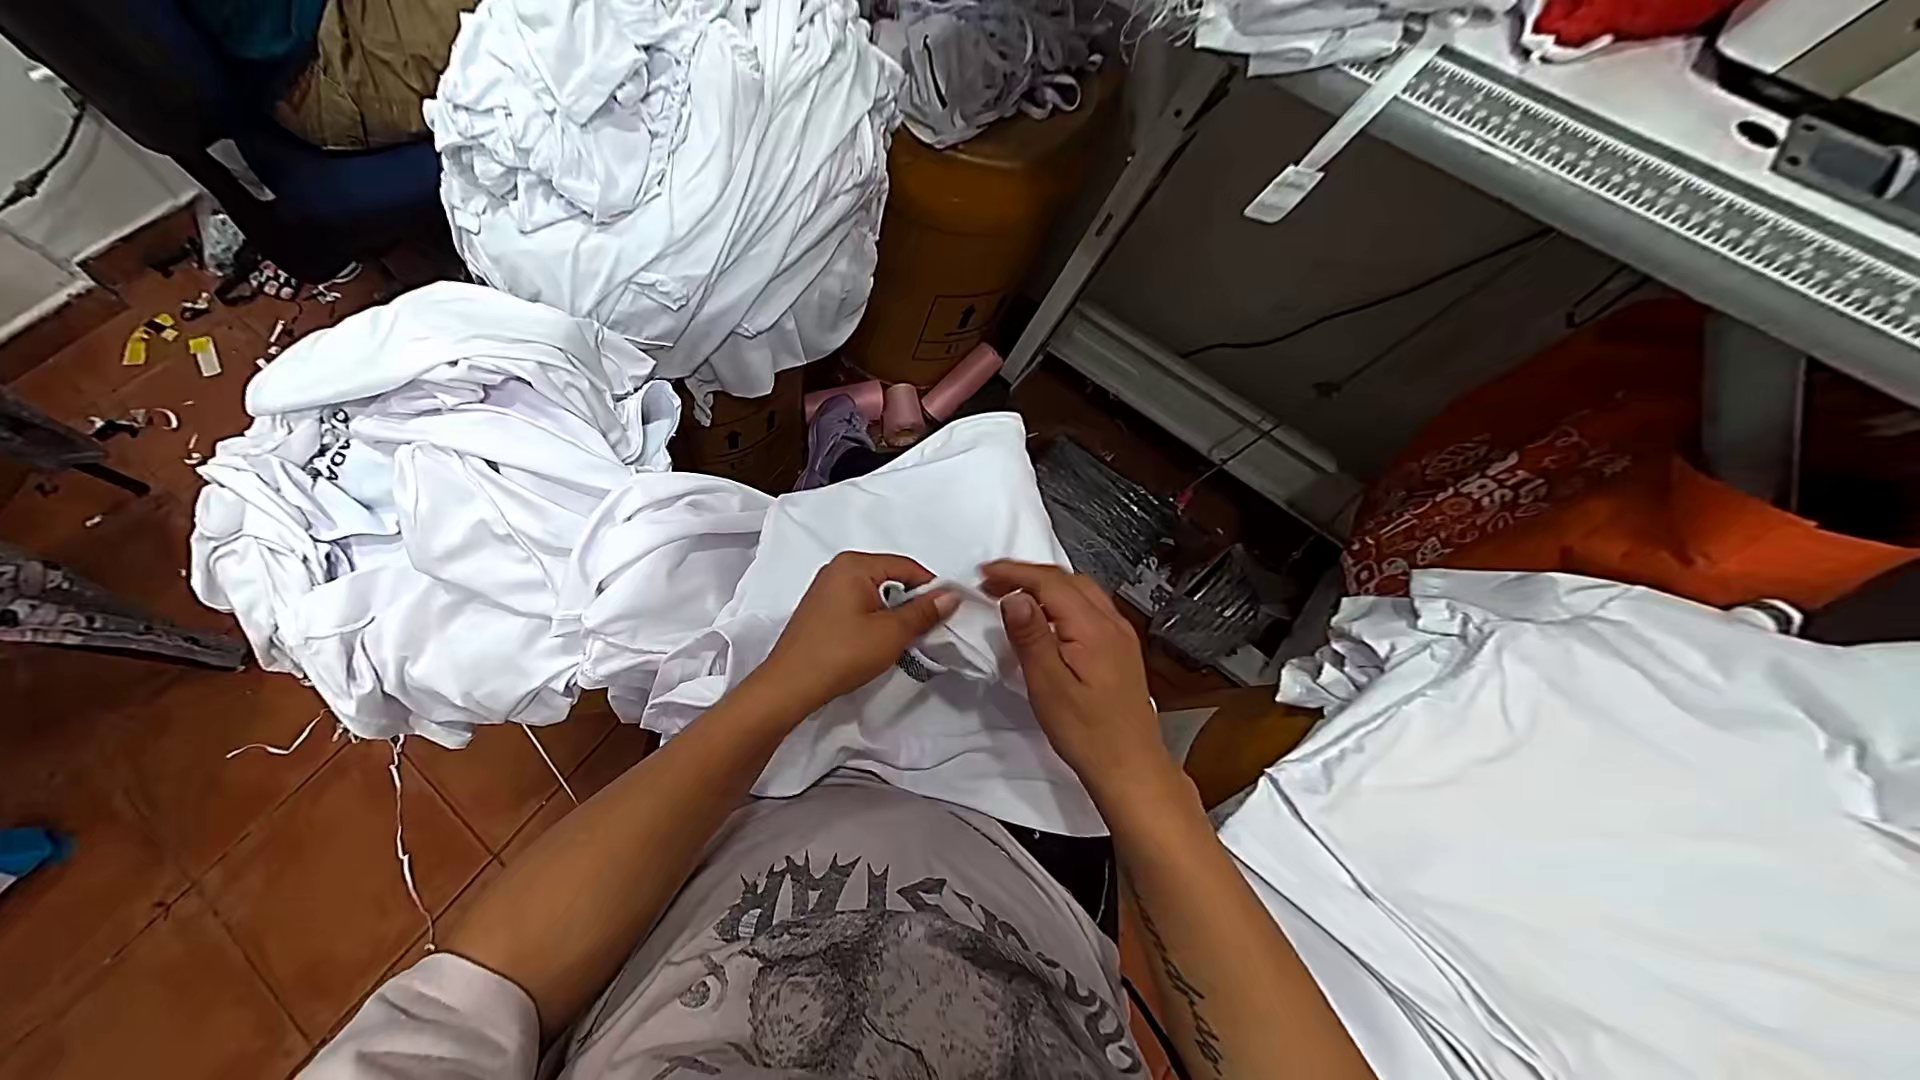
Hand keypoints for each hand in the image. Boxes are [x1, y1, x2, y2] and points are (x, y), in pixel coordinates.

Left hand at [756, 552, 958, 709]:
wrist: (790, 686)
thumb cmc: (842, 654)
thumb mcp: (892, 633)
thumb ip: (924, 611)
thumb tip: (950, 595)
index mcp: (853, 564)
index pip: (906, 567)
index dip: (931, 588)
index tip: (947, 611)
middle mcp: (837, 569)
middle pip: (890, 577)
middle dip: (910, 601)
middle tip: (926, 628)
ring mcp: (825, 589)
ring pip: (874, 593)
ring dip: (892, 613)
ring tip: (902, 639)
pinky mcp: (820, 610)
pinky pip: (857, 604)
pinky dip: (873, 618)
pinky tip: (877, 641)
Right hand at [981, 561, 1178, 799]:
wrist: (1131, 766)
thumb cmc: (1088, 733)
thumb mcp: (1049, 686)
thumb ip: (1031, 637)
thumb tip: (1014, 597)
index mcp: (1094, 628)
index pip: (1050, 582)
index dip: (1014, 573)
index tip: (984, 574)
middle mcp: (1112, 623)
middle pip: (1067, 579)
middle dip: (1027, 575)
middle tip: (992, 583)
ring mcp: (1120, 634)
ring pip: (1080, 590)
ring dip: (1045, 585)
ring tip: (1013, 595)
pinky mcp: (1120, 647)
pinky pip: (1089, 606)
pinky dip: (1061, 600)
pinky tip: (1045, 616)